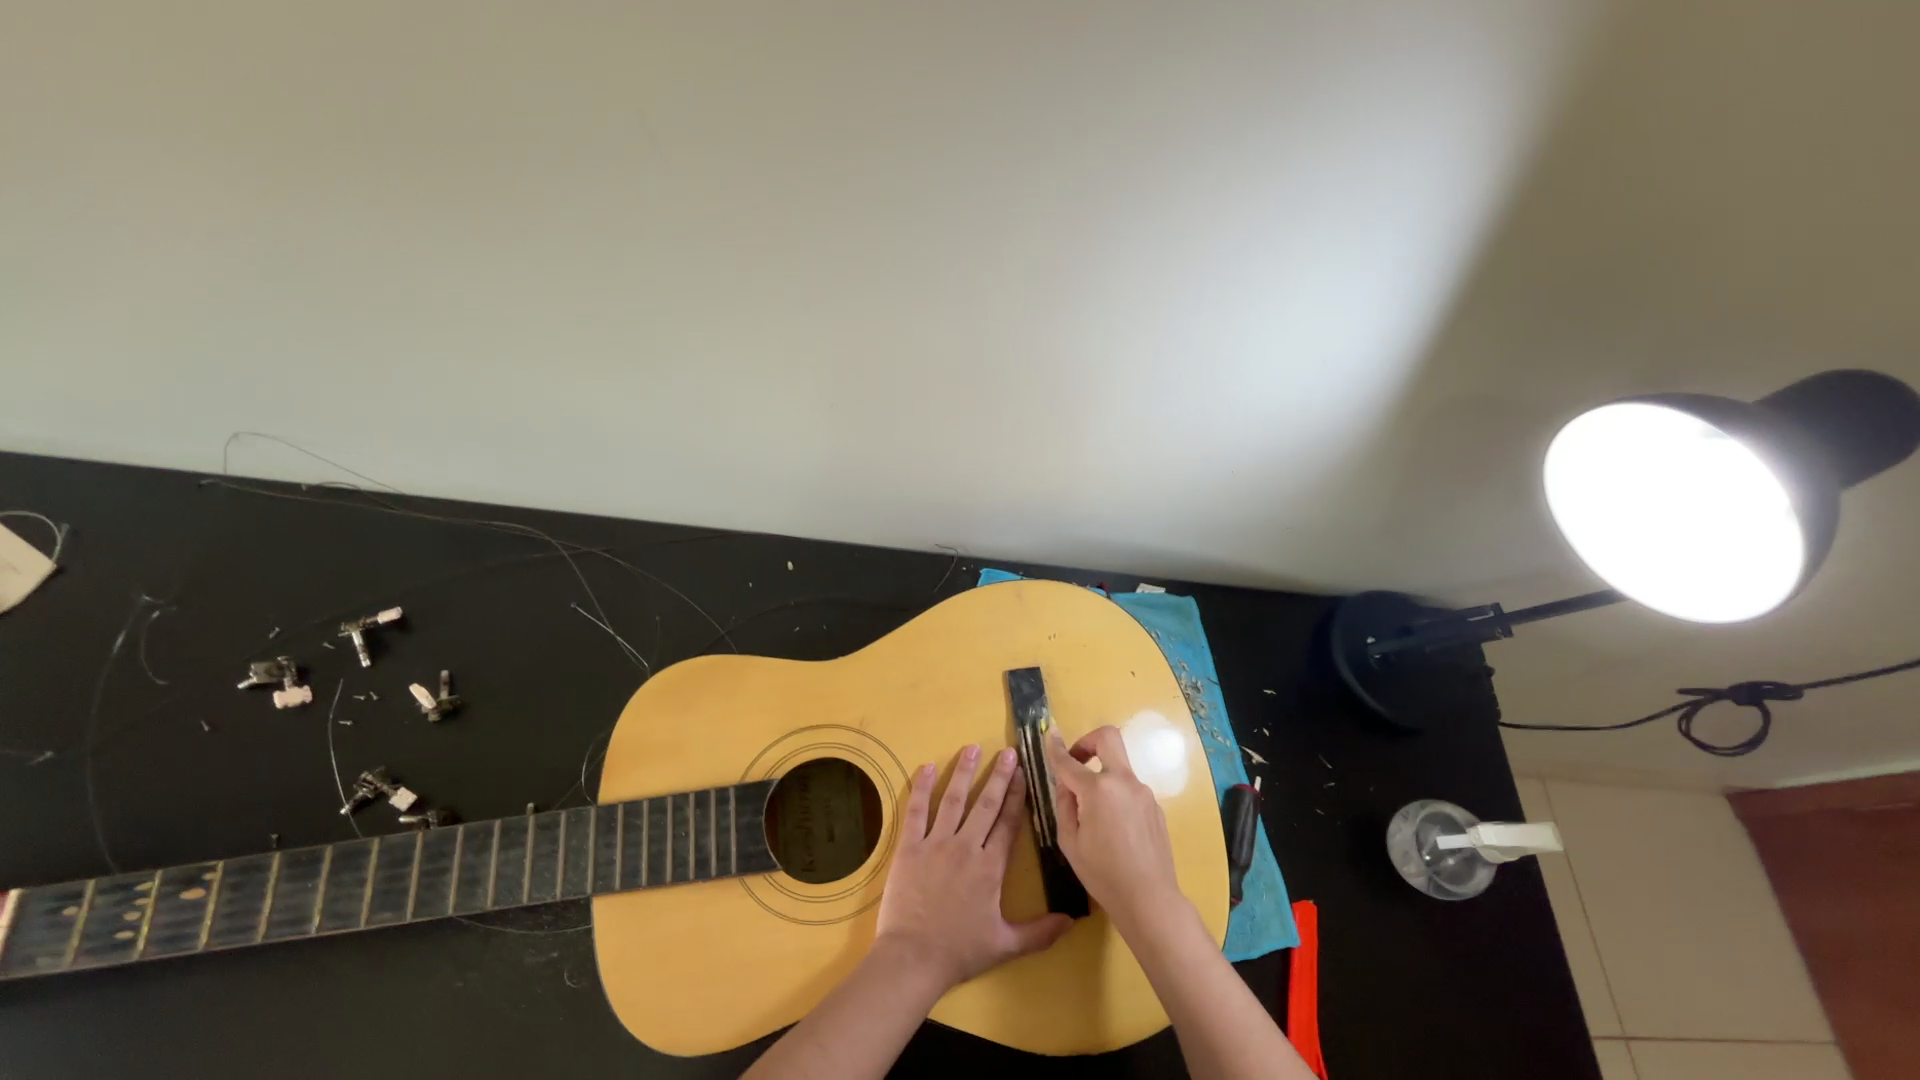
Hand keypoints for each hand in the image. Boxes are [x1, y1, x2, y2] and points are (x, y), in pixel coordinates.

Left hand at [875, 744, 1072, 991]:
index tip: (1024, 775)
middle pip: (986, 804)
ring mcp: (936, 844)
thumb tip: (1073, 921)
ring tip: (972, 748)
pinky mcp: (909, 848)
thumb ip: (1040, 932)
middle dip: (999, 776)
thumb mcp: (1006, 945)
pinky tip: (925, 767)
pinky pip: (916, 811)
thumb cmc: (959, 952)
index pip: (1008, 823)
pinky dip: (921, 788)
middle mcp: (966, 847)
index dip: (1018, 797)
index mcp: (991, 867)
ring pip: (953, 800)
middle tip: (1008, 752)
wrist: (913, 958)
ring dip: (963, 772)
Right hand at [1046, 726, 1185, 931]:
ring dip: (1102, 775)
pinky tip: (1113, 828)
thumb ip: (1064, 804)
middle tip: (1076, 760)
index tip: (1048, 734)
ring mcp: (1143, 792)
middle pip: (1108, 738)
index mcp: (1097, 789)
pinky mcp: (1155, 806)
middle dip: (1088, 741)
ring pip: (1119, 767)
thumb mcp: (1069, 841)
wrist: (1149, 898)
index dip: (1055, 747)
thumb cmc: (1102, 873)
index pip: (1069, 761)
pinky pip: (1129, 789)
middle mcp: (1123, 781)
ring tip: (1092, 812)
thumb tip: (1066, 783)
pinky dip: (1116, 795)